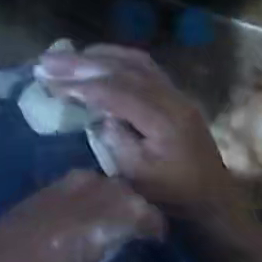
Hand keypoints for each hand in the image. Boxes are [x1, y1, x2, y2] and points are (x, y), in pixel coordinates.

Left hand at [0, 169, 164, 261]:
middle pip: (111, 187)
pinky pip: (63, 185)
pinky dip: (84, 193)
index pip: (129, 208)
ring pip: (85, 179)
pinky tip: (84, 225)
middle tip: (148, 237)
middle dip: (137, 205)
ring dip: (109, 194)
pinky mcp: (21, 206)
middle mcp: (59, 208)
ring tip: (119, 226)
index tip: (165, 245)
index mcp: (76, 236)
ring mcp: (37, 202)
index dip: (155, 222)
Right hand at [35, 44, 249, 234]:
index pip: (115, 91)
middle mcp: (172, 98)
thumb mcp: (137, 178)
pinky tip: (96, 59)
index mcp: (163, 119)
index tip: (49, 83)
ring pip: (134, 61)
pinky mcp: (175, 96)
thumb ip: (115, 140)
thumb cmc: (174, 199)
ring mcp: (176, 94)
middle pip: (122, 69)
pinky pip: (144, 66)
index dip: (79, 85)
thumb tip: (98, 114)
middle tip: (46, 60)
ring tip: (66, 55)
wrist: (215, 206)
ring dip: (98, 55)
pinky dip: (115, 59)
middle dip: (80, 63)